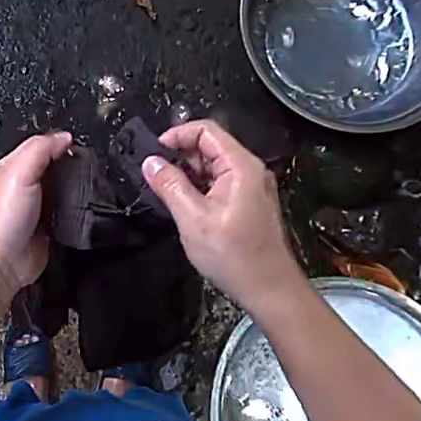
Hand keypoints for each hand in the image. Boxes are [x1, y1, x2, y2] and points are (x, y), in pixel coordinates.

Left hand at [0, 131, 72, 298]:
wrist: (3, 263)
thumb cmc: (0, 222)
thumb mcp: (19, 172)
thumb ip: (40, 150)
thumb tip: (63, 138)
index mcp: (11, 167)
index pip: (40, 145)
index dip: (59, 143)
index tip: (76, 145)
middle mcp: (23, 186)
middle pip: (54, 166)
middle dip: (69, 165)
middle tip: (83, 166)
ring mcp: (36, 207)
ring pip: (62, 189)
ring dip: (73, 188)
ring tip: (82, 186)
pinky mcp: (48, 226)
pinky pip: (67, 211)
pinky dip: (74, 210)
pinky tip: (77, 209)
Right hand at [142, 119, 306, 306]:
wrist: (270, 290)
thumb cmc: (235, 257)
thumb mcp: (193, 219)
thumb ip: (170, 186)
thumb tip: (150, 162)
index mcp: (241, 166)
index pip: (206, 131)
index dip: (177, 135)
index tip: (154, 153)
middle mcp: (249, 170)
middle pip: (210, 146)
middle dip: (180, 156)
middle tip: (156, 176)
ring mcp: (251, 186)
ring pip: (212, 166)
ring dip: (188, 174)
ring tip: (167, 193)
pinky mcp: (248, 202)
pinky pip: (219, 183)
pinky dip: (199, 188)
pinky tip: (185, 205)